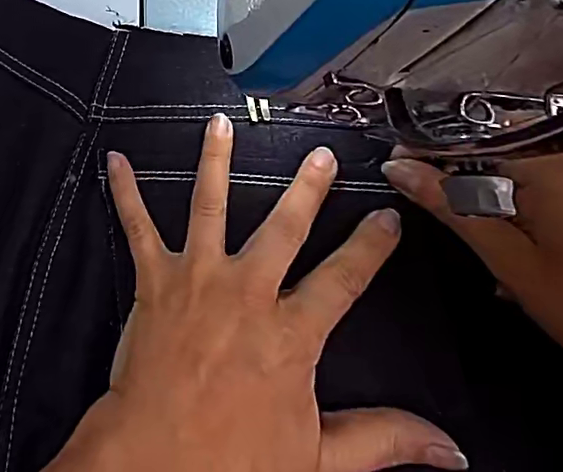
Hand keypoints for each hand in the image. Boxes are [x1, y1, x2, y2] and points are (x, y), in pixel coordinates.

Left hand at [45, 114, 468, 471]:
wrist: (150, 469)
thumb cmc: (230, 464)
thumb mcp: (317, 459)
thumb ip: (382, 441)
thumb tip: (446, 448)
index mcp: (288, 333)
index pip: (343, 279)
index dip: (369, 246)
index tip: (387, 216)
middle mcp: (246, 292)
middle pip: (284, 227)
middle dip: (306, 188)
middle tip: (320, 155)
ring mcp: (198, 279)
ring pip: (210, 204)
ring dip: (215, 160)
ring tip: (220, 124)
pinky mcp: (155, 281)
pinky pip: (136, 227)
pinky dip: (125, 192)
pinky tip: (116, 162)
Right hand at [381, 153, 562, 471]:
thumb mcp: (509, 260)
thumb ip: (450, 205)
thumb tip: (399, 169)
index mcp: (556, 162)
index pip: (475, 136)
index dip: (434, 153)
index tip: (403, 166)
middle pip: (505, 149)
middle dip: (472, 177)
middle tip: (452, 215)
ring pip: (534, 170)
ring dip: (505, 194)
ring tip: (498, 244)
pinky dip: (539, 206)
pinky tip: (539, 247)